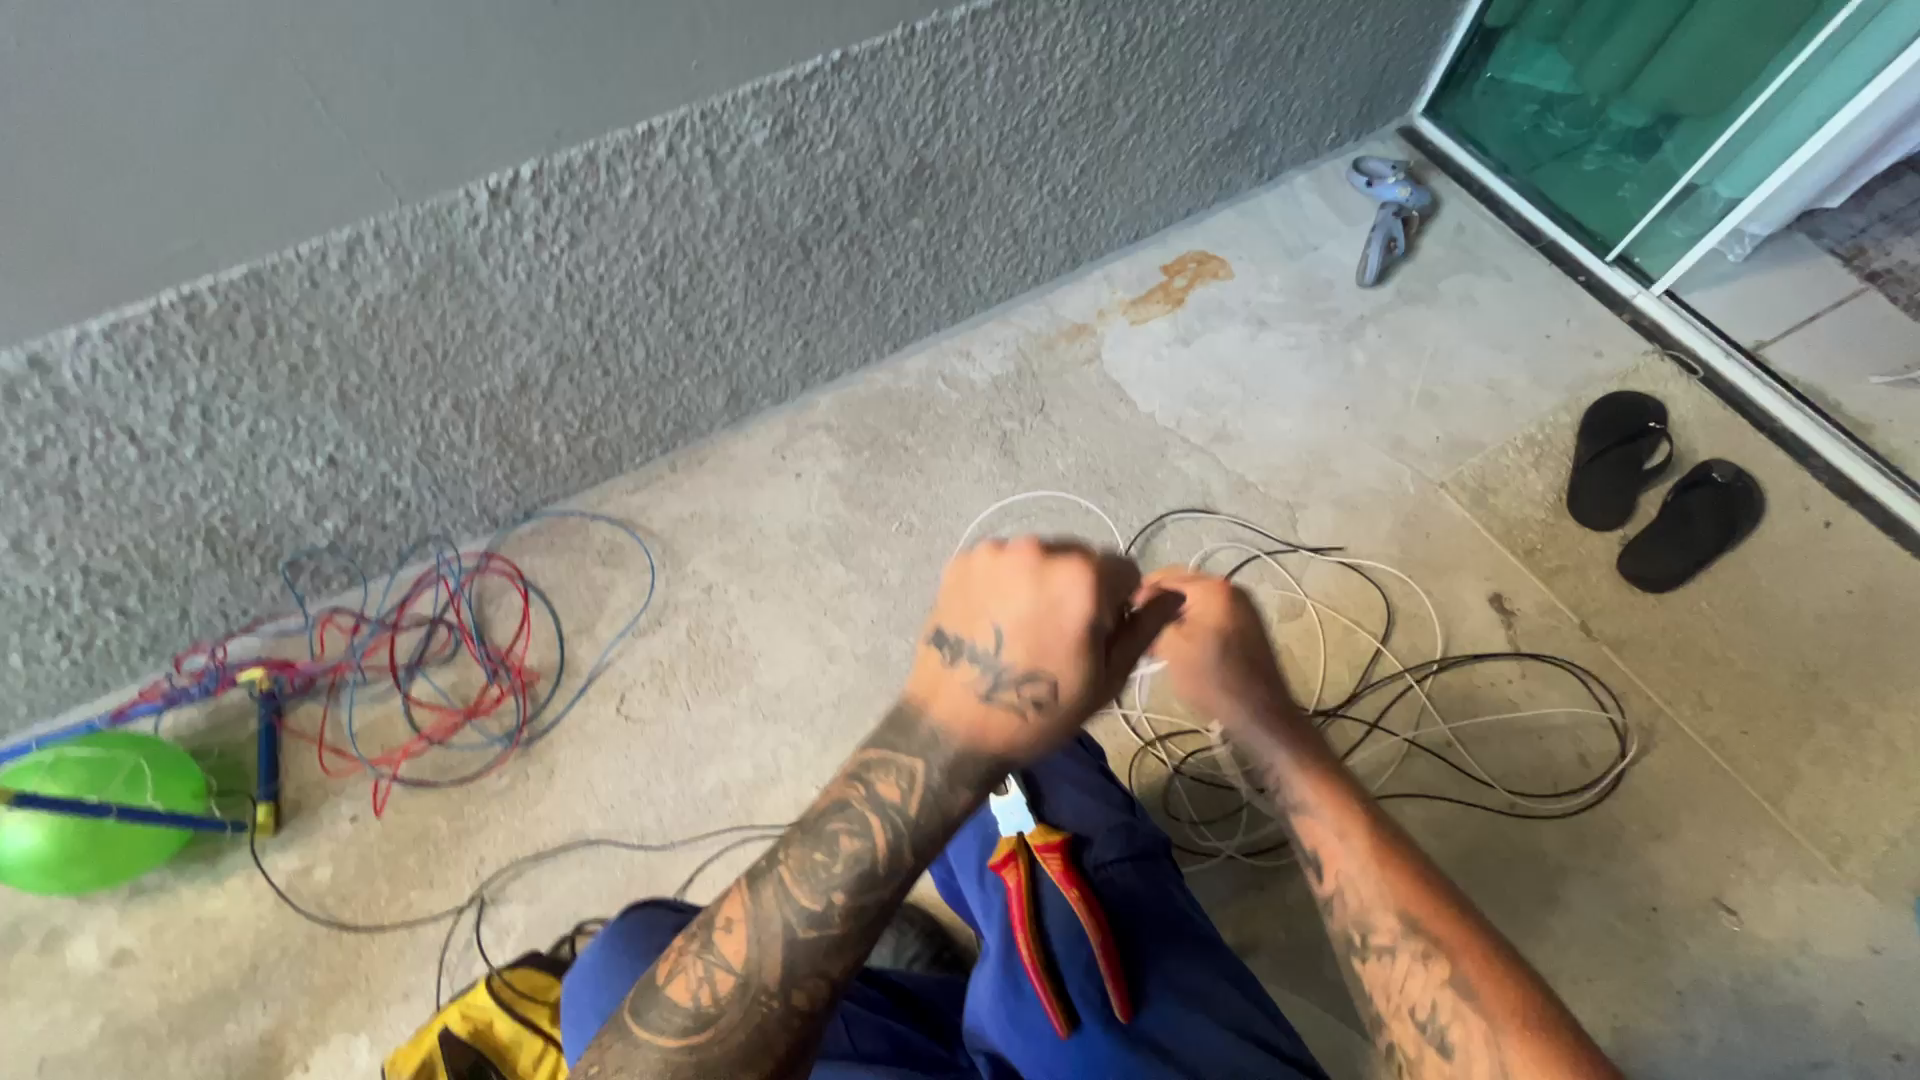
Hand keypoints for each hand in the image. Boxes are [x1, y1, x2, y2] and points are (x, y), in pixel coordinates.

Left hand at [904, 537, 1180, 763]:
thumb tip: (1174, 595)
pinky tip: (994, 619)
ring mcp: (996, 552)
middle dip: (1078, 586)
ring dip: (1040, 581)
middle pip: (1078, 557)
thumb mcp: (1106, 677)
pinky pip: (1002, 562)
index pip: (1123, 570)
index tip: (1095, 634)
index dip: (1117, 604)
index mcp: (1083, 577)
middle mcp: (1040, 549)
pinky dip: (1005, 582)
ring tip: (1021, 627)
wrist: (954, 726)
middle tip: (1056, 633)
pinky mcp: (963, 559)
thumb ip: (1143, 628)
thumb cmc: (1041, 711)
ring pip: (1038, 557)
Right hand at [1132, 568, 1302, 729]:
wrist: (1259, 713)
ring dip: (1174, 616)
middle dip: (1158, 604)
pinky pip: (1211, 615)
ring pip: (1197, 603)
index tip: (1125, 612)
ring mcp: (1244, 607)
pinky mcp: (1247, 626)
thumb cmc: (1212, 677)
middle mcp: (1233, 589)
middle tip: (1136, 624)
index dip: (1142, 592)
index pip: (1166, 576)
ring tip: (1153, 637)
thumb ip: (1152, 618)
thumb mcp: (1171, 646)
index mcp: (1214, 587)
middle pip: (1183, 587)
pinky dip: (1192, 624)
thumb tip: (1143, 611)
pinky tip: (1176, 643)